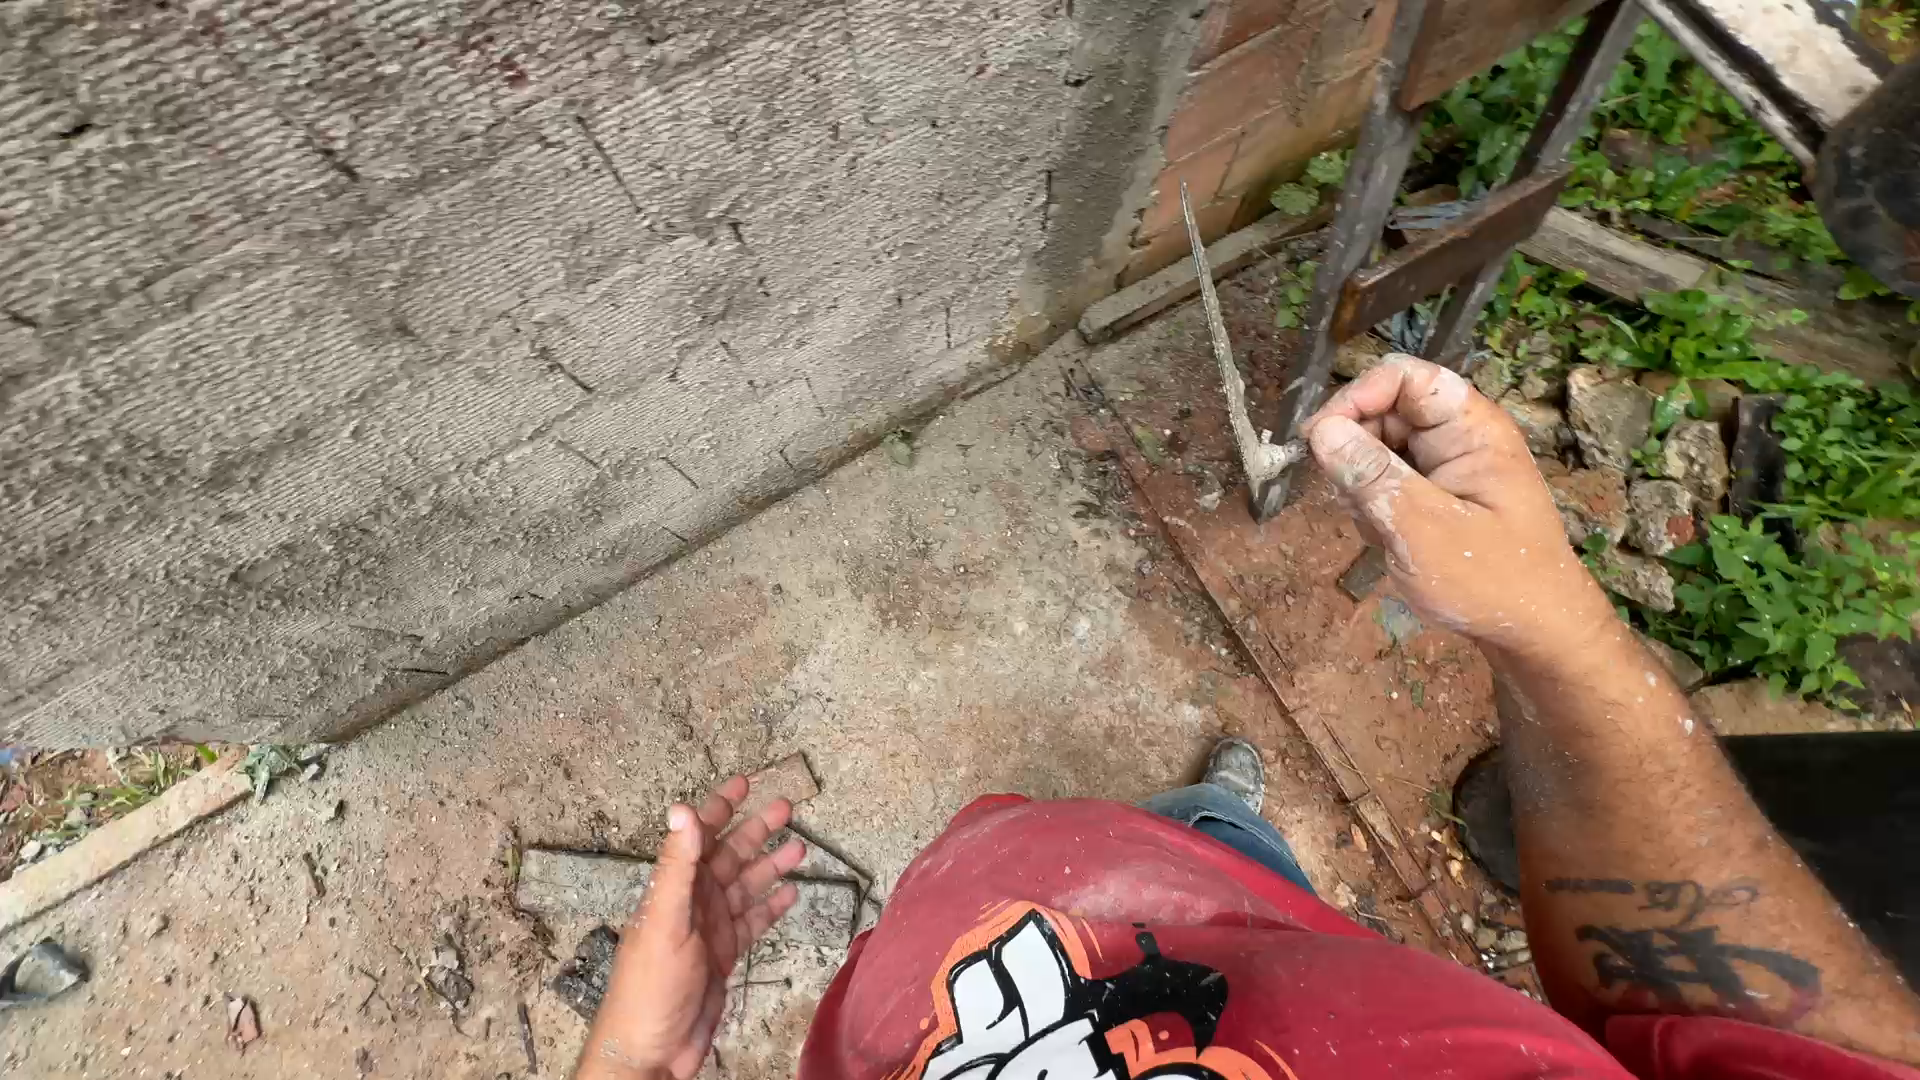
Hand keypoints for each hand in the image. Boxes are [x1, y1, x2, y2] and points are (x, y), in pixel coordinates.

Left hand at [575, 776, 804, 1079]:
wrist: (652, 1052)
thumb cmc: (652, 985)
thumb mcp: (666, 919)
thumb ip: (677, 864)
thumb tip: (681, 807)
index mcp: (677, 886)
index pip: (700, 834)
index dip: (720, 806)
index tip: (744, 782)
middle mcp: (696, 900)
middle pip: (732, 854)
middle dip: (758, 829)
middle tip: (788, 807)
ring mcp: (712, 927)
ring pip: (748, 885)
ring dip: (772, 865)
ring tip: (800, 850)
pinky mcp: (725, 953)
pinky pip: (753, 920)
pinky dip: (772, 906)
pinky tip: (792, 894)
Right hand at [1301, 354, 1610, 654]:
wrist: (1530, 632)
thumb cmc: (1489, 580)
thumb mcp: (1422, 529)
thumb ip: (1371, 476)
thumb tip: (1321, 431)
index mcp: (1470, 430)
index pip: (1404, 377)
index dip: (1357, 396)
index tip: (1320, 438)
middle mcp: (1455, 438)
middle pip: (1381, 409)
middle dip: (1350, 446)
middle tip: (1340, 492)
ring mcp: (1440, 466)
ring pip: (1372, 446)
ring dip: (1355, 480)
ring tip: (1371, 522)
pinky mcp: (1427, 492)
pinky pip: (1378, 478)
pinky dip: (1365, 501)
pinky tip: (1379, 533)